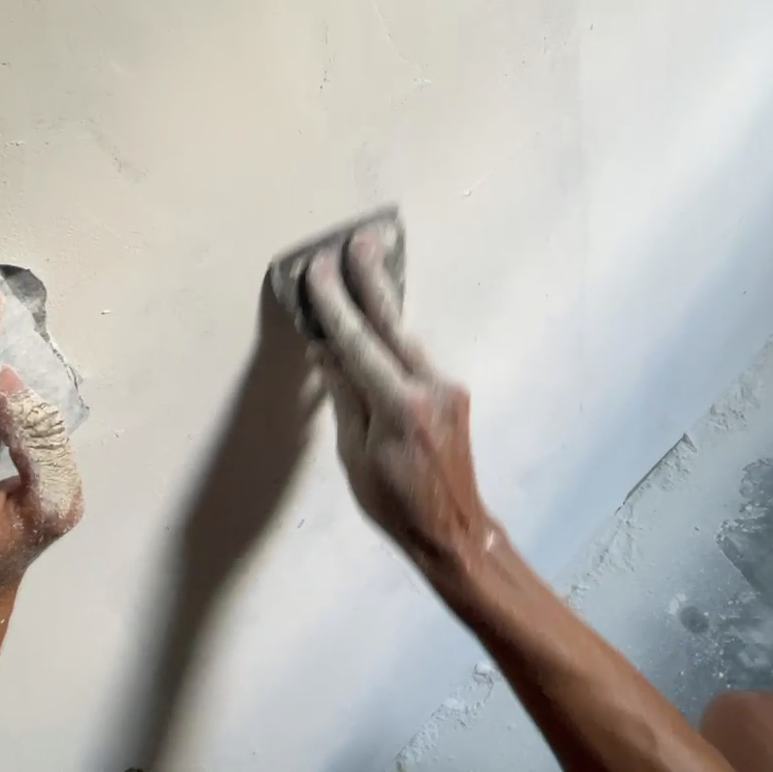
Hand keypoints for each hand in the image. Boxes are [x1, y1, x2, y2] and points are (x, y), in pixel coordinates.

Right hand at [305, 223, 497, 577]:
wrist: (454, 531)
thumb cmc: (394, 504)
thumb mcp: (355, 456)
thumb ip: (345, 397)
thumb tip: (328, 350)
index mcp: (401, 407)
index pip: (359, 343)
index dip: (336, 304)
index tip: (318, 269)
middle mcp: (431, 388)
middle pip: (392, 324)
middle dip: (372, 280)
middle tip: (360, 240)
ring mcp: (448, 388)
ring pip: (406, 339)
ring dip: (383, 306)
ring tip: (365, 268)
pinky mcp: (454, 393)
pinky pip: (415, 358)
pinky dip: (392, 341)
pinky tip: (378, 326)